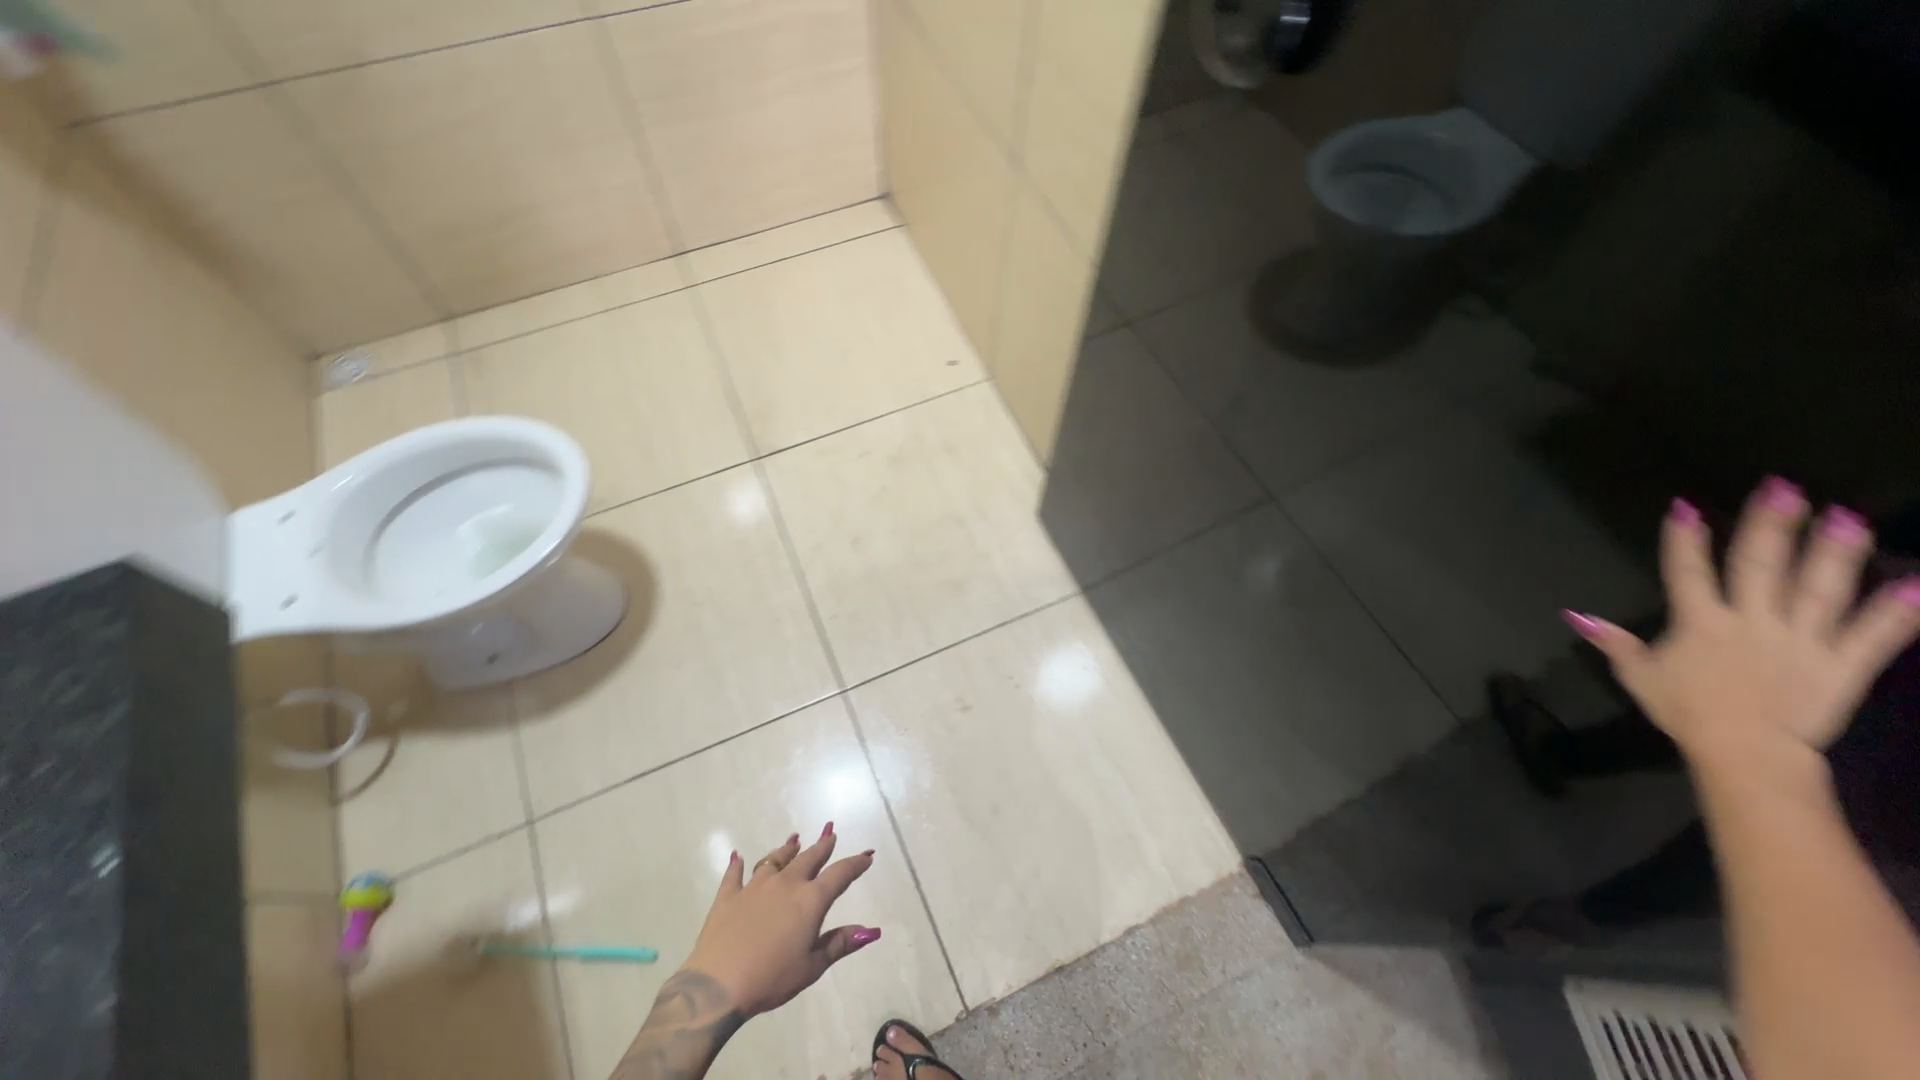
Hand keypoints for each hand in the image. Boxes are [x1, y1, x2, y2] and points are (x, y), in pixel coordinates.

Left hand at [679, 824, 880, 1017]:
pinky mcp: (728, 896)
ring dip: (786, 850)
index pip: (840, 875)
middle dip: (822, 846)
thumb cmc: (772, 978)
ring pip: (774, 860)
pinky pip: (734, 874)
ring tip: (794, 840)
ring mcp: (754, 887)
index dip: (855, 864)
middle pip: (808, 859)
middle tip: (830, 834)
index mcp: (810, 901)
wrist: (719, 985)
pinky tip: (737, 857)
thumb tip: (870, 931)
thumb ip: (839, 944)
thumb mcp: (812, 967)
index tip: (867, 855)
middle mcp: (785, 885)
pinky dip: (737, 865)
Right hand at [1566, 478, 1919, 768]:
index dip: (1684, 540)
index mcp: (1700, 624)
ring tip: (1848, 519)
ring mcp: (1800, 641)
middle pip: (1760, 567)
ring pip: (1819, 590)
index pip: (1688, 573)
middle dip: (1771, 527)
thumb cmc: (1687, 713)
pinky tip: (1915, 583)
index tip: (1686, 508)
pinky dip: (1896, 611)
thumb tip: (1577, 616)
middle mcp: (1751, 622)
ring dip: (1834, 554)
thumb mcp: (1640, 677)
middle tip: (1785, 489)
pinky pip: (1872, 635)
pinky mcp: (1841, 665)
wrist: (1744, 756)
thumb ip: (1615, 643)